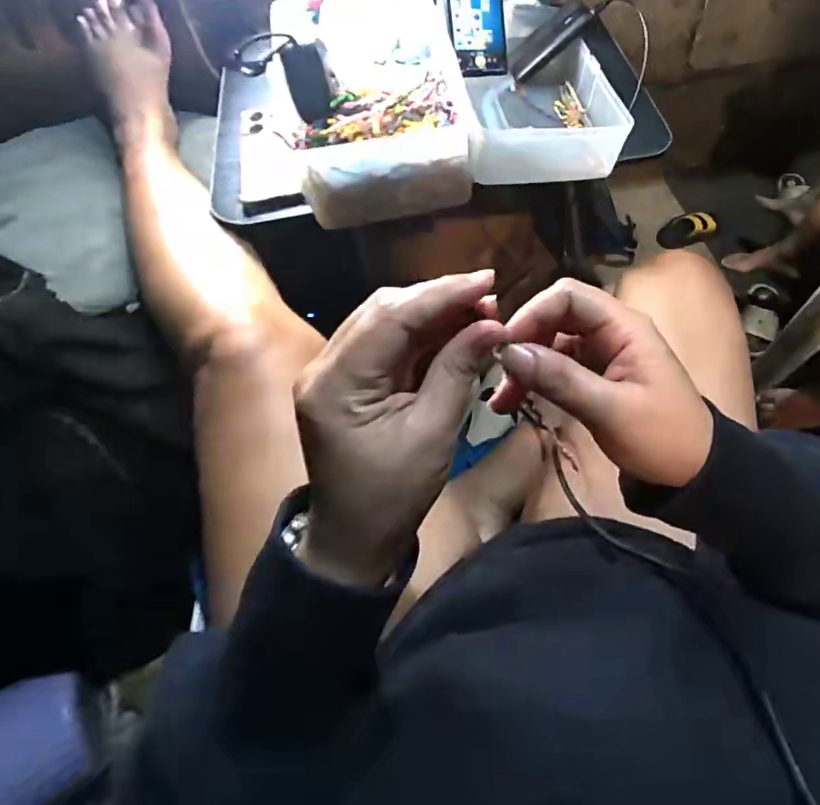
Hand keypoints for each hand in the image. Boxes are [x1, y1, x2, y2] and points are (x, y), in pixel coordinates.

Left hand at [78, 0, 174, 145]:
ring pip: (89, 20)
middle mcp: (102, 34)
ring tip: (98, 5)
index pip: (116, 2)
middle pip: (100, 9)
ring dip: (94, 11)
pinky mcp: (89, 59)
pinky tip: (86, 23)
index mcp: (122, 29)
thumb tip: (146, 0)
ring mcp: (93, 46)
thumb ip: (153, 22)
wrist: (136, 109)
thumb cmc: (154, 79)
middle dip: (105, 1)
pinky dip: (85, 25)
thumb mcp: (161, 49)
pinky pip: (83, 34)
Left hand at [293, 270, 505, 584]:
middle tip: (490, 299)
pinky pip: (388, 342)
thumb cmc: (393, 495)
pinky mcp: (348, 378)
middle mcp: (326, 366)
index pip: (391, 317)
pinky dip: (424, 333)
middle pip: (385, 309)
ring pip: (387, 320)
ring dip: (434, 312)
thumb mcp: (433, 433)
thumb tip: (493, 326)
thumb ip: (459, 371)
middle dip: (440, 298)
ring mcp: (333, 370)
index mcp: (335, 383)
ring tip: (481, 311)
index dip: (443, 294)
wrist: (354, 540)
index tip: (487, 280)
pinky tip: (458, 329)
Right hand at [489, 279, 712, 488]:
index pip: (569, 296)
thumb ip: (560, 379)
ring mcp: (604, 353)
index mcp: (624, 326)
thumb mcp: (610, 410)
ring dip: (526, 364)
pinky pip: (559, 366)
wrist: (695, 474)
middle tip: (498, 375)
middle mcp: (612, 330)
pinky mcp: (597, 375)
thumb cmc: (662, 438)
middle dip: (525, 341)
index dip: (532, 313)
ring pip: (553, 342)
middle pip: (557, 315)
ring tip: (501, 399)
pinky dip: (537, 380)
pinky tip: (513, 402)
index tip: (504, 346)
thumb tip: (508, 353)